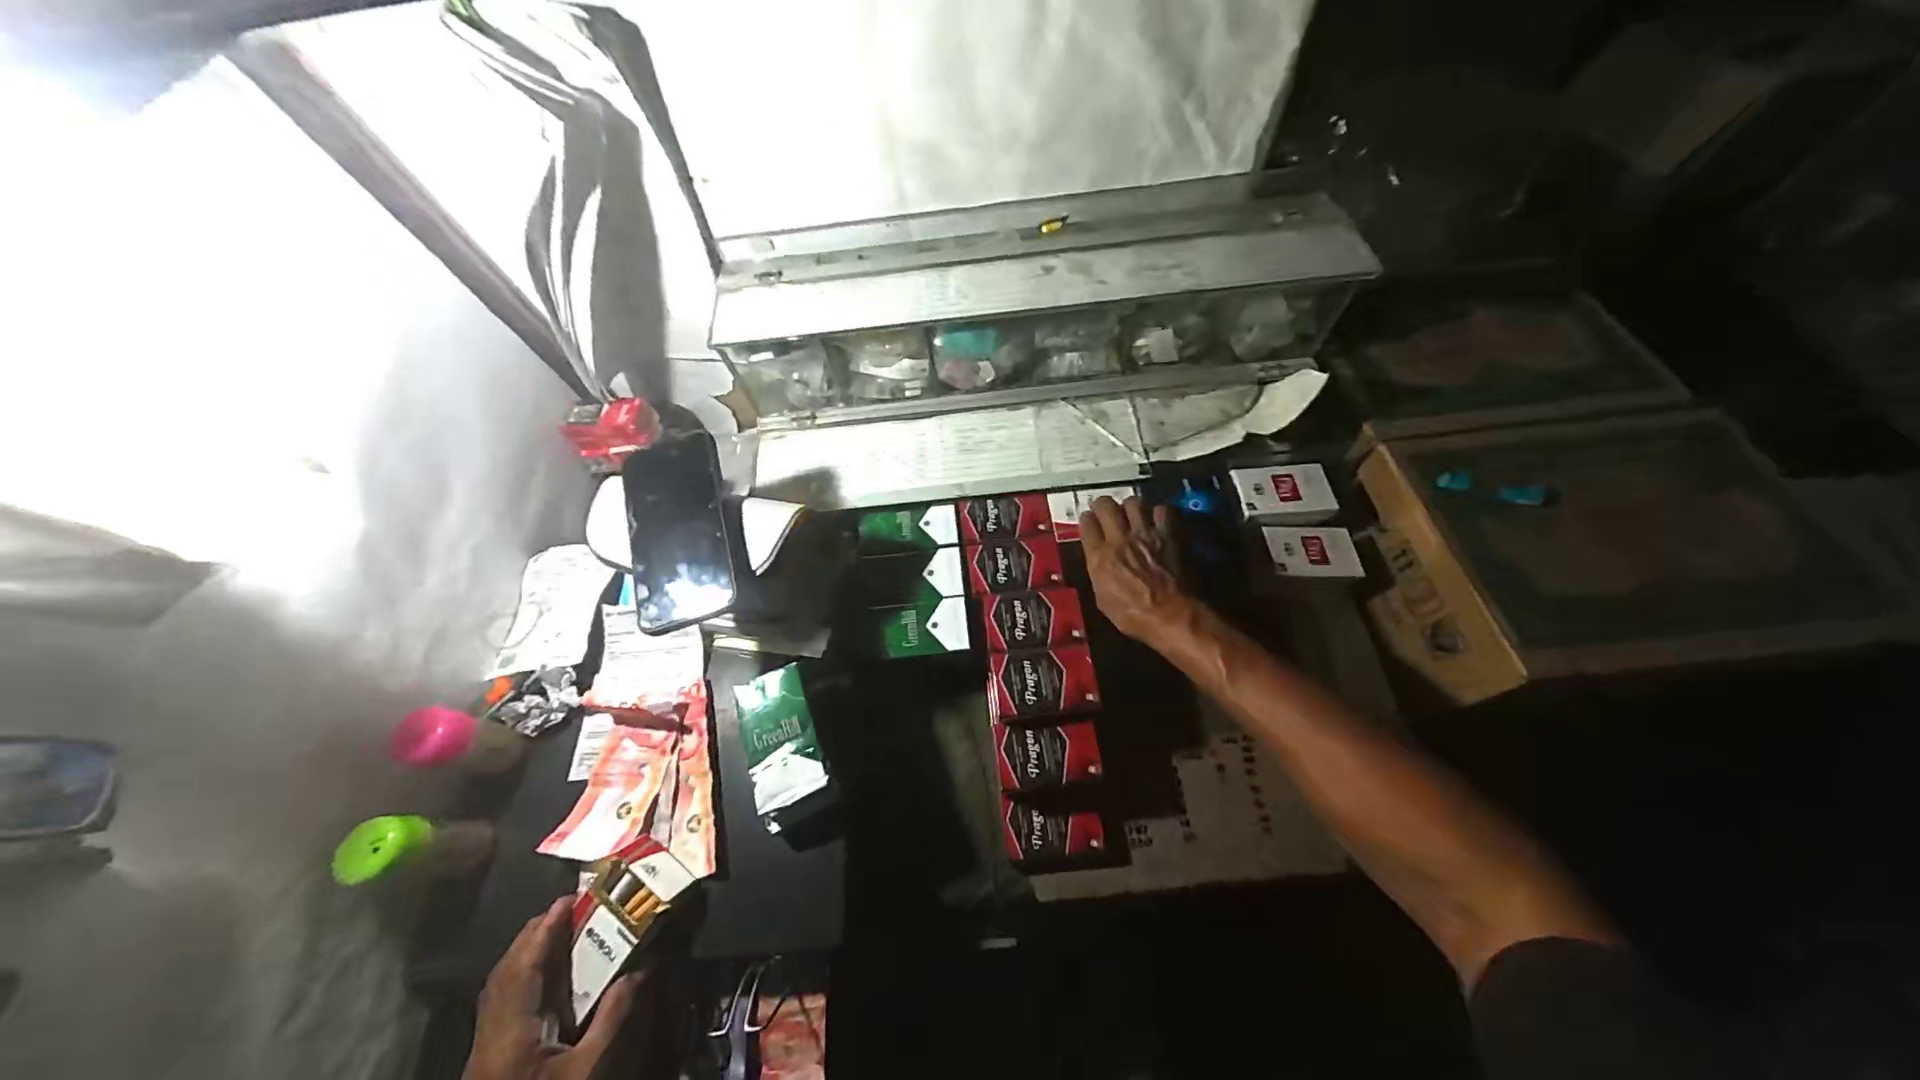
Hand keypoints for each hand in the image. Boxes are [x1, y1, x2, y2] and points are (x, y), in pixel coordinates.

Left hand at [463, 895, 640, 1079]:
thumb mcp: (585, 1071)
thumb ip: (612, 1019)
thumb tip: (641, 971)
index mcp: (512, 1029)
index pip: (525, 965)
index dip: (545, 929)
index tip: (569, 899)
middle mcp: (491, 1027)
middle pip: (507, 967)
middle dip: (535, 933)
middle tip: (570, 906)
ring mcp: (483, 1040)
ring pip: (499, 980)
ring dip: (527, 949)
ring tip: (559, 927)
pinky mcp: (486, 1050)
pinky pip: (500, 995)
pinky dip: (521, 970)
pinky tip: (542, 968)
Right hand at [1079, 496, 1192, 647]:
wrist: (1170, 615)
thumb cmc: (1133, 615)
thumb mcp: (1103, 599)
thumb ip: (1099, 574)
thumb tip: (1100, 563)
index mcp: (1099, 556)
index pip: (1087, 524)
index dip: (1087, 519)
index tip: (1089, 520)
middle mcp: (1119, 539)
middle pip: (1106, 506)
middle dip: (1103, 505)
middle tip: (1105, 508)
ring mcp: (1145, 534)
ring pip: (1133, 503)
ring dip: (1129, 506)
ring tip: (1131, 512)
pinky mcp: (1168, 535)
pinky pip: (1162, 510)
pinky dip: (1157, 512)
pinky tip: (1157, 520)